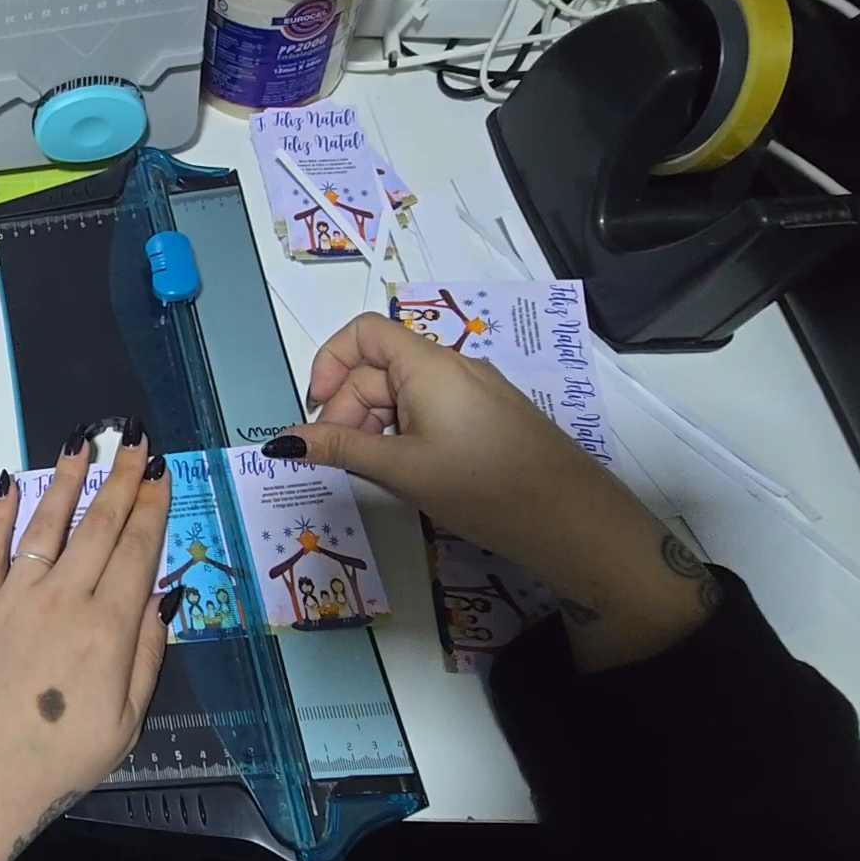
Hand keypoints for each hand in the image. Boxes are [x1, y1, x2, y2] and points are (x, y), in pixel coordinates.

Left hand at [0, 423, 172, 860]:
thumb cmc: (58, 761)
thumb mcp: (126, 722)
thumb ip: (146, 652)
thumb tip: (161, 593)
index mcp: (107, 626)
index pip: (138, 550)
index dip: (154, 507)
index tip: (163, 472)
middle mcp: (63, 597)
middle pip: (99, 526)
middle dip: (122, 480)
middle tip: (136, 441)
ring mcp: (16, 595)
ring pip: (48, 525)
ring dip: (68, 481)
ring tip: (82, 443)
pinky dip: (1, 513)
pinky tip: (9, 483)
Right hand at [269, 312, 626, 575]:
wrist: (579, 527)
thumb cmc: (484, 487)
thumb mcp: (400, 468)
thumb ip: (338, 448)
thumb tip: (281, 443)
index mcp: (429, 366)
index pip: (364, 333)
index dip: (330, 361)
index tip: (317, 408)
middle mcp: (450, 369)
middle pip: (375, 372)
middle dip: (347, 411)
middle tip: (341, 459)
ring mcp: (469, 394)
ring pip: (397, 396)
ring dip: (371, 428)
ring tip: (376, 472)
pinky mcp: (482, 419)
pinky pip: (423, 413)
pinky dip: (399, 435)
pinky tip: (403, 471)